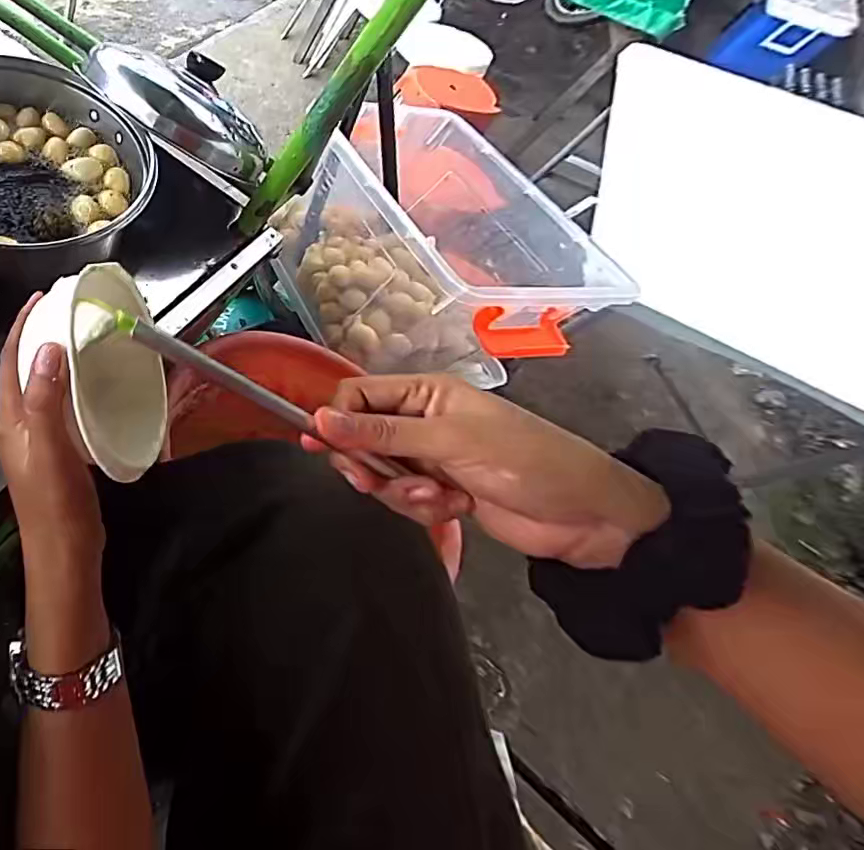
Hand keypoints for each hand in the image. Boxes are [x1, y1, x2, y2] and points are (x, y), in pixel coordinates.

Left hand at [0, 293, 109, 672]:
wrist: (66, 554)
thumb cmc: (55, 504)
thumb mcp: (50, 446)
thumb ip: (45, 398)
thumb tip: (46, 349)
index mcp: (11, 418)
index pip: (11, 361)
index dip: (22, 327)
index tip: (38, 299)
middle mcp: (19, 423)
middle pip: (24, 369)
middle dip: (39, 336)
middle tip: (63, 311)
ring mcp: (38, 438)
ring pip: (42, 386)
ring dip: (55, 358)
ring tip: (79, 336)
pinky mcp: (58, 450)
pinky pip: (60, 405)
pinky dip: (71, 385)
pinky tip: (92, 384)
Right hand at [304, 374, 670, 567]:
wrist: (596, 521)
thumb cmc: (529, 463)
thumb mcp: (450, 441)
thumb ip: (381, 433)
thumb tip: (318, 420)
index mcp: (423, 394)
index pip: (355, 395)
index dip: (335, 418)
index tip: (323, 444)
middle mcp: (418, 420)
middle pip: (357, 435)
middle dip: (363, 461)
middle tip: (368, 480)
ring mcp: (426, 456)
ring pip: (375, 470)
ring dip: (397, 489)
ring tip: (432, 497)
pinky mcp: (435, 489)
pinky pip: (398, 495)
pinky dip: (418, 506)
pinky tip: (452, 507)